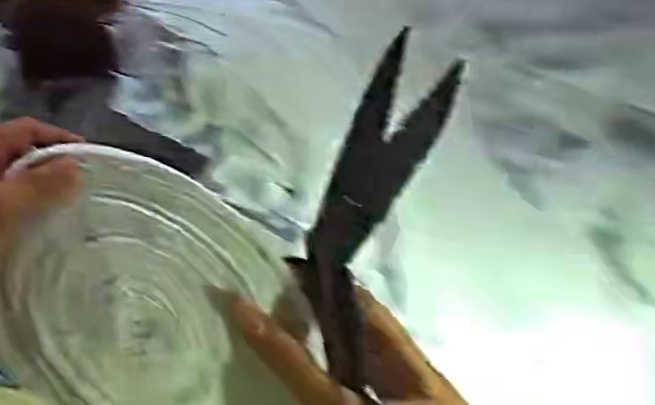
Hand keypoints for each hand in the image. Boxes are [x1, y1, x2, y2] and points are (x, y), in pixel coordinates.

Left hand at [0, 119, 83, 296]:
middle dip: (56, 161)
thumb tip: (73, 163)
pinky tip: (57, 221)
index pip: (27, 129)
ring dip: (48, 183)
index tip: (94, 158)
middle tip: (96, 186)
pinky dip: (36, 201)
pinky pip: (15, 193)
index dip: (59, 138)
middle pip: (25, 148)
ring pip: (21, 172)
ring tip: (85, 205)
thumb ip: (36, 184)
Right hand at [224, 285, 465, 404]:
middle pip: (357, 334)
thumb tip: (233, 299)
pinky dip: (318, 373)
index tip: (268, 268)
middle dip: (307, 314)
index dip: (319, 283)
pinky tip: (288, 370)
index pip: (364, 306)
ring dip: (310, 345)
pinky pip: (350, 387)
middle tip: (255, 297)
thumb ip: (290, 359)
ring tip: (263, 328)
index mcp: (420, 372)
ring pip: (351, 362)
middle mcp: (418, 385)